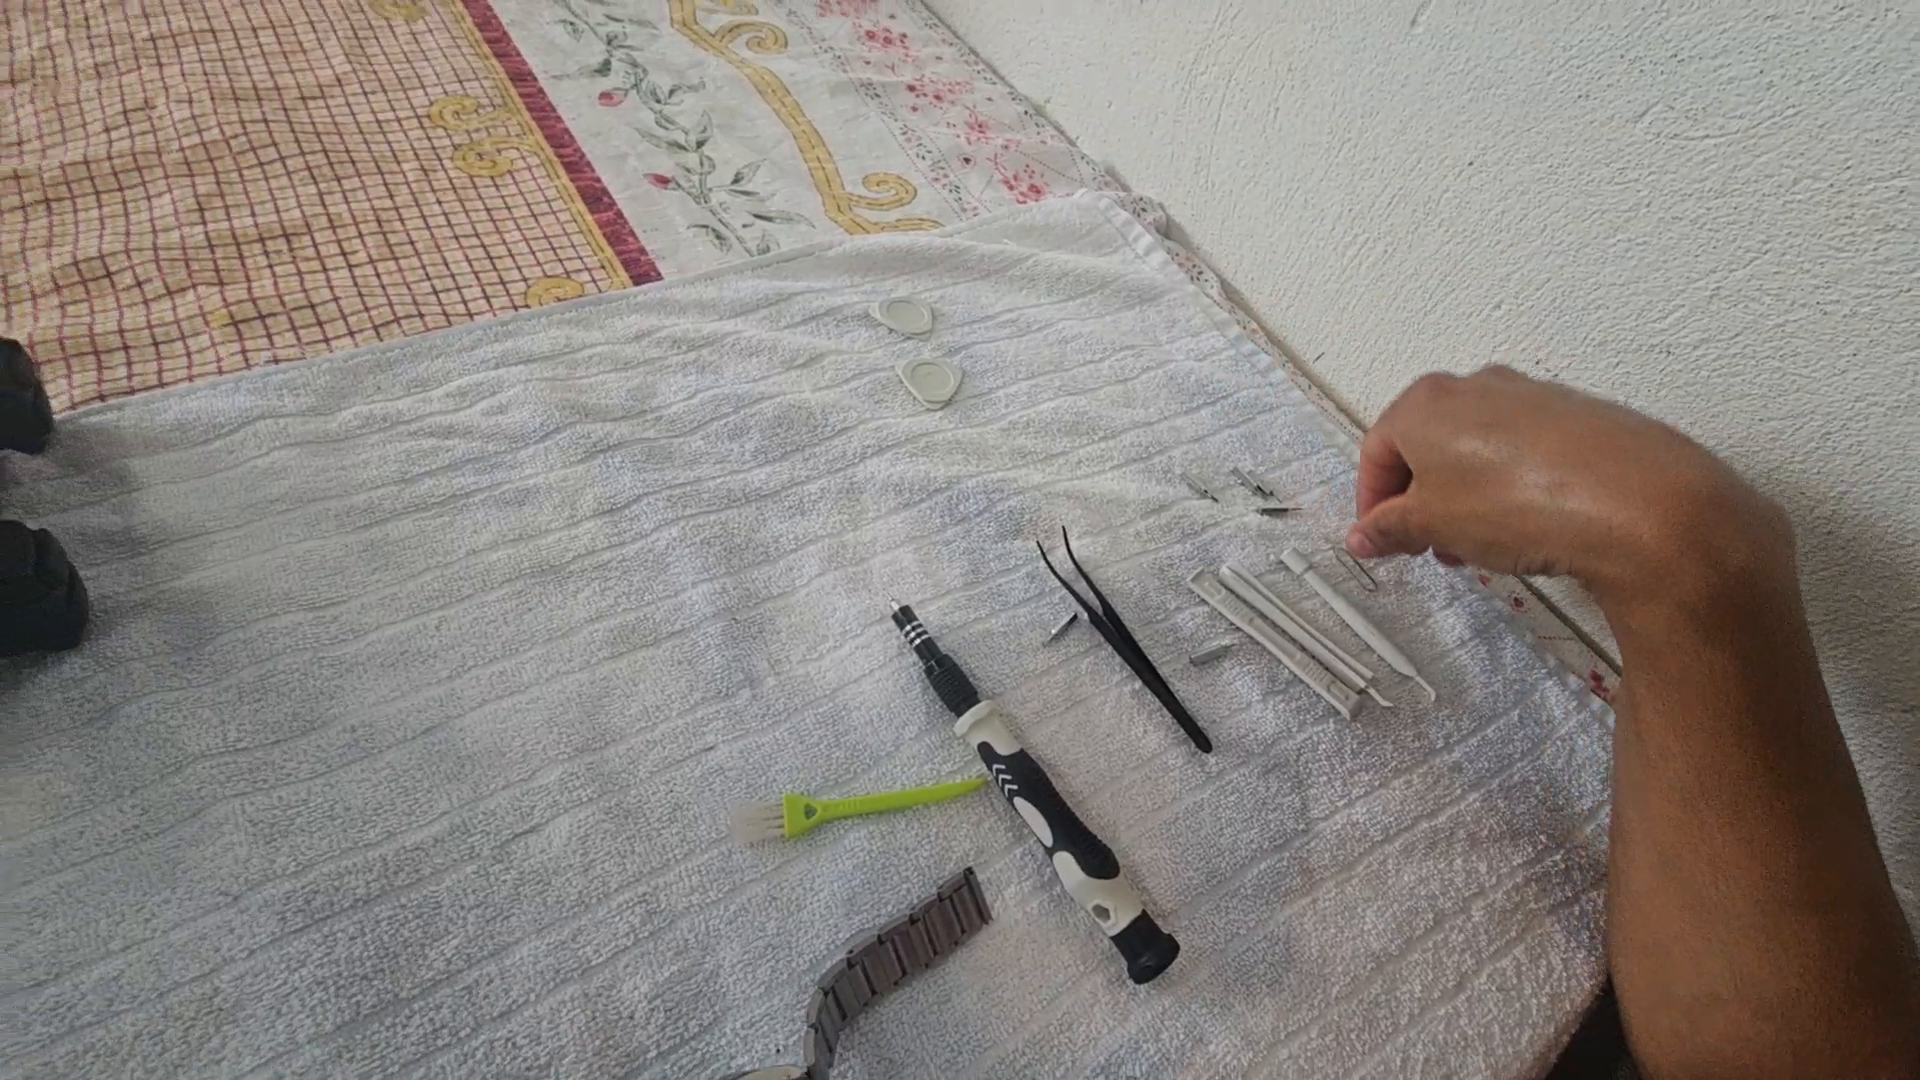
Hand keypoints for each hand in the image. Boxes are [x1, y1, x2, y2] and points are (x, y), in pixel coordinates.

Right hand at [1346, 366, 1791, 615]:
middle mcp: (1475, 385)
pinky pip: (1522, 450)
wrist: (1644, 506)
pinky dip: (1507, 485)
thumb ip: (1385, 529)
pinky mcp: (1582, 414)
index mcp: (1424, 402)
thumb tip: (1362, 538)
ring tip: (1477, 543)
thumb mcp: (1430, 525)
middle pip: (1425, 448)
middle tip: (1427, 544)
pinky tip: (1525, 525)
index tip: (1379, 540)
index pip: (1375, 454)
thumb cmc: (1512, 506)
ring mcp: (1533, 395)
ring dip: (1461, 496)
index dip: (1371, 503)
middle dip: (1418, 500)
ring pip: (1474, 449)